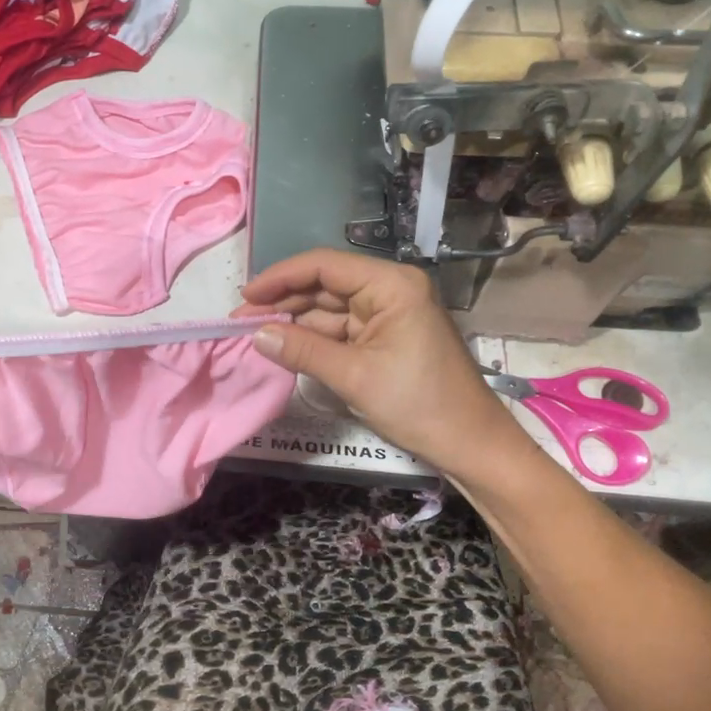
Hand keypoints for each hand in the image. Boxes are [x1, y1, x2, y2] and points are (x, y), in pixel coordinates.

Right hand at [233, 249, 530, 472]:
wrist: (471, 445)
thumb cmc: (419, 405)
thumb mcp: (354, 377)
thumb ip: (303, 350)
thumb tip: (256, 334)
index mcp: (392, 285)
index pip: (325, 265)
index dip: (281, 277)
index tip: (245, 296)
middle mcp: (390, 290)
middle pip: (325, 285)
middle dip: (283, 301)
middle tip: (240, 321)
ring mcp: (389, 315)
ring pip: (329, 309)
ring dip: (294, 321)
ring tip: (253, 335)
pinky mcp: (385, 338)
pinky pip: (341, 330)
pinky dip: (313, 339)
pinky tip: (284, 346)